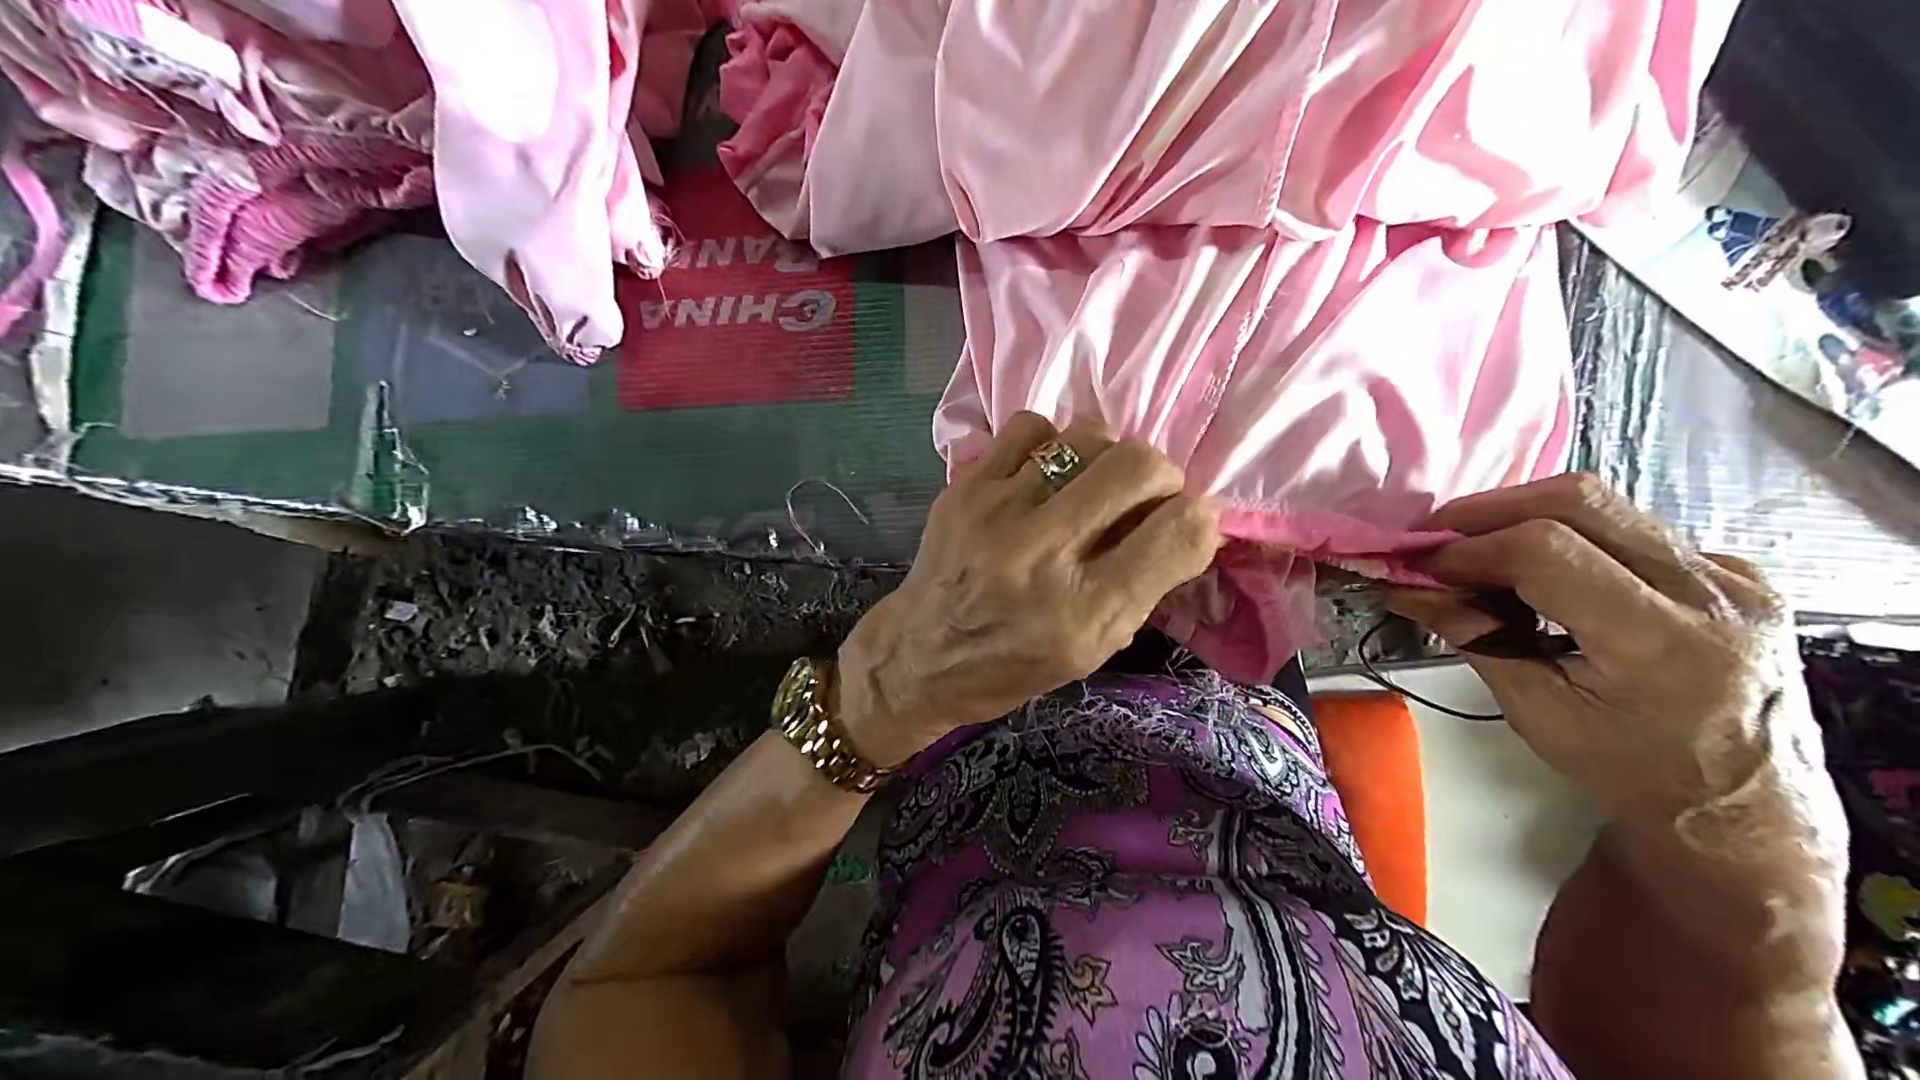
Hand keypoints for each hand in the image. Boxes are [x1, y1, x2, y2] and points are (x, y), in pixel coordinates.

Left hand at [833, 412, 1219, 766]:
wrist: (920, 653)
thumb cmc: (1013, 664)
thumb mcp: (1092, 651)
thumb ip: (1145, 586)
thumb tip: (1190, 519)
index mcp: (1083, 614)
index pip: (1179, 533)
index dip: (1200, 518)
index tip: (1186, 522)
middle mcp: (1042, 555)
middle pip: (1137, 465)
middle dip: (1162, 475)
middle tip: (1146, 496)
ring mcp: (997, 512)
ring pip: (1088, 435)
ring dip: (1108, 456)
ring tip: (1092, 486)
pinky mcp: (966, 486)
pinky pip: (1033, 427)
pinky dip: (1053, 444)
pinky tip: (1045, 476)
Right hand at [1387, 473, 1829, 829]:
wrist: (1747, 806)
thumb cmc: (1631, 771)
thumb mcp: (1534, 711)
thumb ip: (1472, 637)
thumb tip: (1406, 588)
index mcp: (1662, 644)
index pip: (1547, 551)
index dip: (1469, 549)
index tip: (1422, 569)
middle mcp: (1712, 594)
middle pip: (1579, 502)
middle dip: (1488, 510)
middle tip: (1436, 537)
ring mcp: (1734, 576)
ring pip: (1604, 505)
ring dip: (1522, 517)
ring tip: (1478, 552)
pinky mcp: (1734, 572)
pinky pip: (1631, 528)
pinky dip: (1568, 537)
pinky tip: (1546, 576)